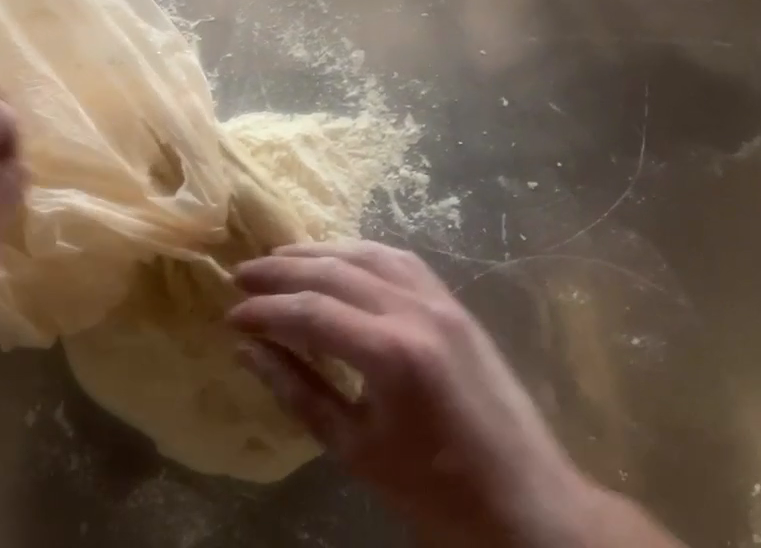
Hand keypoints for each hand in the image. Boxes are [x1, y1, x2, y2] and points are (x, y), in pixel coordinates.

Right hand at [230, 241, 674, 547]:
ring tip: (277, 260)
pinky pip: (399, 261)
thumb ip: (297, 390)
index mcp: (392, 354)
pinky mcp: (456, 306)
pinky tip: (335, 260)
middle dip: (280, 272)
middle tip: (240, 277)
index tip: (231, 317)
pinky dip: (358, 253)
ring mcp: (442, 303)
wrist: (530, 506)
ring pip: (365, 254)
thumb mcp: (355, 449)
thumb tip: (247, 350)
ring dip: (316, 253)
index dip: (263, 311)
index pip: (309, 312)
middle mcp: (417, 313)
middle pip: (333, 272)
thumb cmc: (435, 490)